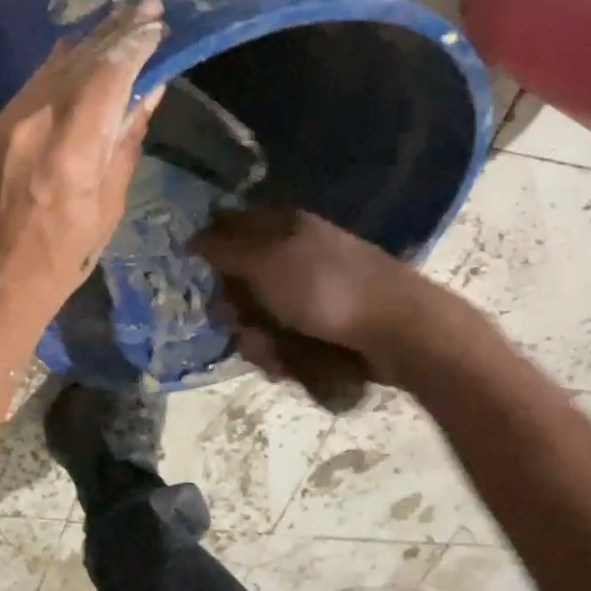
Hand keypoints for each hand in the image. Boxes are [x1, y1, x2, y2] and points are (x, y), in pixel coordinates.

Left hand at [0, 0, 165, 328]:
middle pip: (78, 61)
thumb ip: (124, 143)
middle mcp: (34, 124)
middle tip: (145, 5)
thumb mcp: (107, 207)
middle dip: (114, 30)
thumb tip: (147, 91)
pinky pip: (31, 84)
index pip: (107, 76)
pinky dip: (59, 65)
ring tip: (116, 20)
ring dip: (86, 42)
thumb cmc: (61, 259)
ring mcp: (5, 123)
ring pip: (51, 67)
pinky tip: (76, 53)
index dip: (134, 43)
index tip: (157, 20)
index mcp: (70, 151)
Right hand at [192, 206, 460, 386]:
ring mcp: (310, 291)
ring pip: (258, 315)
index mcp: (281, 226)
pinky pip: (284, 338)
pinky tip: (288, 365)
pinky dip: (281, 353)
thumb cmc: (325, 288)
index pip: (228, 226)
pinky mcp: (323, 325)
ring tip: (272, 353)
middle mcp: (292, 254)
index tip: (197, 274)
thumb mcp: (264, 262)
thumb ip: (222, 249)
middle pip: (237, 278)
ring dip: (255, 337)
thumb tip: (190, 238)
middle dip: (233, 307)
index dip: (208, 249)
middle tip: (238, 320)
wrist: (400, 331)